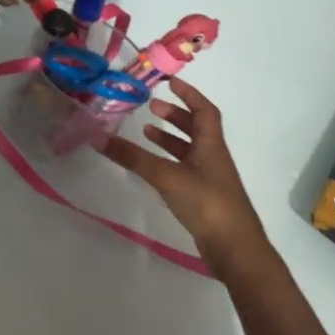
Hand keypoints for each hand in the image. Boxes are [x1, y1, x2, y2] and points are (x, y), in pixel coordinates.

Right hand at [102, 78, 267, 267]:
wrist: (238, 252)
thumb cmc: (207, 204)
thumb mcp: (165, 177)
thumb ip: (132, 157)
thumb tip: (96, 136)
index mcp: (211, 147)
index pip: (205, 111)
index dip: (189, 94)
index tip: (169, 82)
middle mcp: (214, 159)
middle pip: (198, 129)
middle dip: (175, 116)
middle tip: (151, 108)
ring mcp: (211, 181)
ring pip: (191, 150)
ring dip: (170, 139)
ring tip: (146, 134)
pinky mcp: (206, 199)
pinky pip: (186, 169)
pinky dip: (169, 161)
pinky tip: (153, 168)